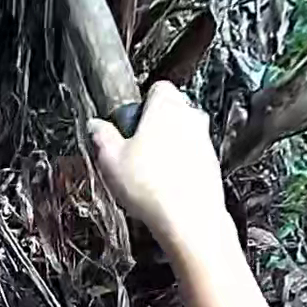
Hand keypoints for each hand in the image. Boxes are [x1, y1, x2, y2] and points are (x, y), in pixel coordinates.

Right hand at [87, 81, 229, 249]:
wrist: (188, 218)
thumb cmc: (150, 186)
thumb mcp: (110, 159)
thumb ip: (102, 136)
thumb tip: (95, 126)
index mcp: (166, 106)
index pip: (156, 88)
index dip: (139, 105)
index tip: (126, 125)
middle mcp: (190, 117)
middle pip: (169, 111)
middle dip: (152, 127)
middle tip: (131, 152)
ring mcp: (204, 140)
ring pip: (180, 135)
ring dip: (165, 148)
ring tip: (145, 175)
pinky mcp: (211, 164)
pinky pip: (190, 157)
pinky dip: (177, 167)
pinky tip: (161, 188)